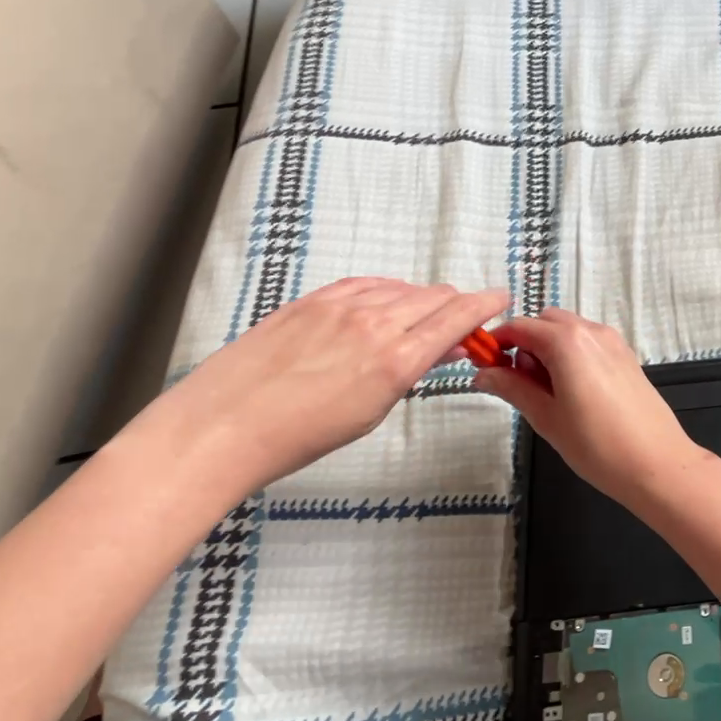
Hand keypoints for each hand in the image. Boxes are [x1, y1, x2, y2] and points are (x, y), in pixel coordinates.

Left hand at [128, 278, 507, 493]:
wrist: (219, 429)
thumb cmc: (296, 438)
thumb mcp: (371, 412)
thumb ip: (411, 371)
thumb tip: (442, 350)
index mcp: (397, 360)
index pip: (459, 315)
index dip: (486, 303)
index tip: (501, 297)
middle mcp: (376, 323)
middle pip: (436, 296)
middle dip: (455, 306)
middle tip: (458, 324)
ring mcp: (341, 306)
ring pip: (402, 287)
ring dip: (419, 300)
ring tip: (414, 321)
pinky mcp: (311, 299)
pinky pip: (365, 283)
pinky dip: (385, 290)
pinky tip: (383, 302)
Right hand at [477, 309, 705, 504]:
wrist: (655, 462)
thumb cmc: (596, 444)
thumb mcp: (546, 417)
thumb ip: (513, 388)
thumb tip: (483, 373)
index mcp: (568, 341)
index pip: (520, 326)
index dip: (497, 343)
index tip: (484, 368)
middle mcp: (592, 330)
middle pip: (545, 322)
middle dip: (525, 344)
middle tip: (520, 386)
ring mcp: (613, 341)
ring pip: (568, 331)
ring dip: (548, 349)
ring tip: (547, 395)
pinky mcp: (626, 356)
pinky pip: (588, 342)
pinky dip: (571, 355)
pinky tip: (573, 393)